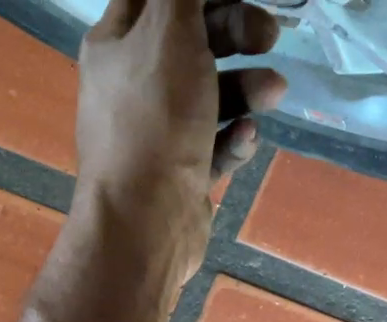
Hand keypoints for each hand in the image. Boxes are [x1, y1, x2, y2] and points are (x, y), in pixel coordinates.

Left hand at [73, 0, 286, 265]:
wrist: (143, 224)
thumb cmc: (153, 120)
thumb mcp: (169, 32)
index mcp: (115, 47)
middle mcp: (130, 88)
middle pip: (191, 41)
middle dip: (236, 32)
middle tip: (270, 37)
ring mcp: (155, 135)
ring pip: (210, 95)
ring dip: (247, 88)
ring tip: (271, 94)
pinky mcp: (178, 175)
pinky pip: (214, 145)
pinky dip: (234, 138)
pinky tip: (244, 138)